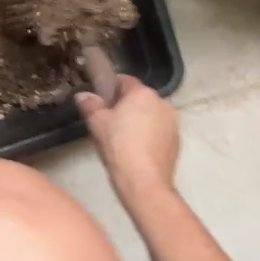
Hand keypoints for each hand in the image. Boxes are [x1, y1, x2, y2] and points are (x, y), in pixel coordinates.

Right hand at [77, 76, 178, 194]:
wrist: (143, 180)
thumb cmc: (118, 145)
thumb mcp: (97, 123)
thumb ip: (90, 105)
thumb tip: (83, 95)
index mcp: (142, 93)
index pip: (125, 80)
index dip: (111, 87)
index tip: (101, 100)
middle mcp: (162, 102)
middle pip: (140, 98)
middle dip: (126, 105)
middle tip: (109, 121)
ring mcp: (173, 122)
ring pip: (151, 114)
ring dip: (139, 120)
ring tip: (123, 138)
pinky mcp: (177, 140)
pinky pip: (159, 130)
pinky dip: (149, 135)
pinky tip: (137, 149)